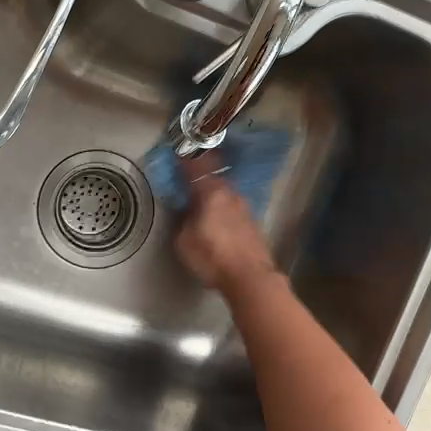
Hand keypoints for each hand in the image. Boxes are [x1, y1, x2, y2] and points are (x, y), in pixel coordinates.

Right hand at [176, 154, 277, 292]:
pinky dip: (222, 208)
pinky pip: (232, 208)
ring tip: (202, 204)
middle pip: (213, 178)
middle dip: (200, 178)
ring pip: (224, 193)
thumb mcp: (184, 240)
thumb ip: (183, 220)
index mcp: (210, 193)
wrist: (250, 277)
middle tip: (188, 181)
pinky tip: (217, 221)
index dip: (185, 159)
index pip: (195, 168)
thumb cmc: (213, 258)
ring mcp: (244, 208)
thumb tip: (186, 210)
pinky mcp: (252, 223)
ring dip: (213, 195)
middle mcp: (230, 194)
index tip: (178, 153)